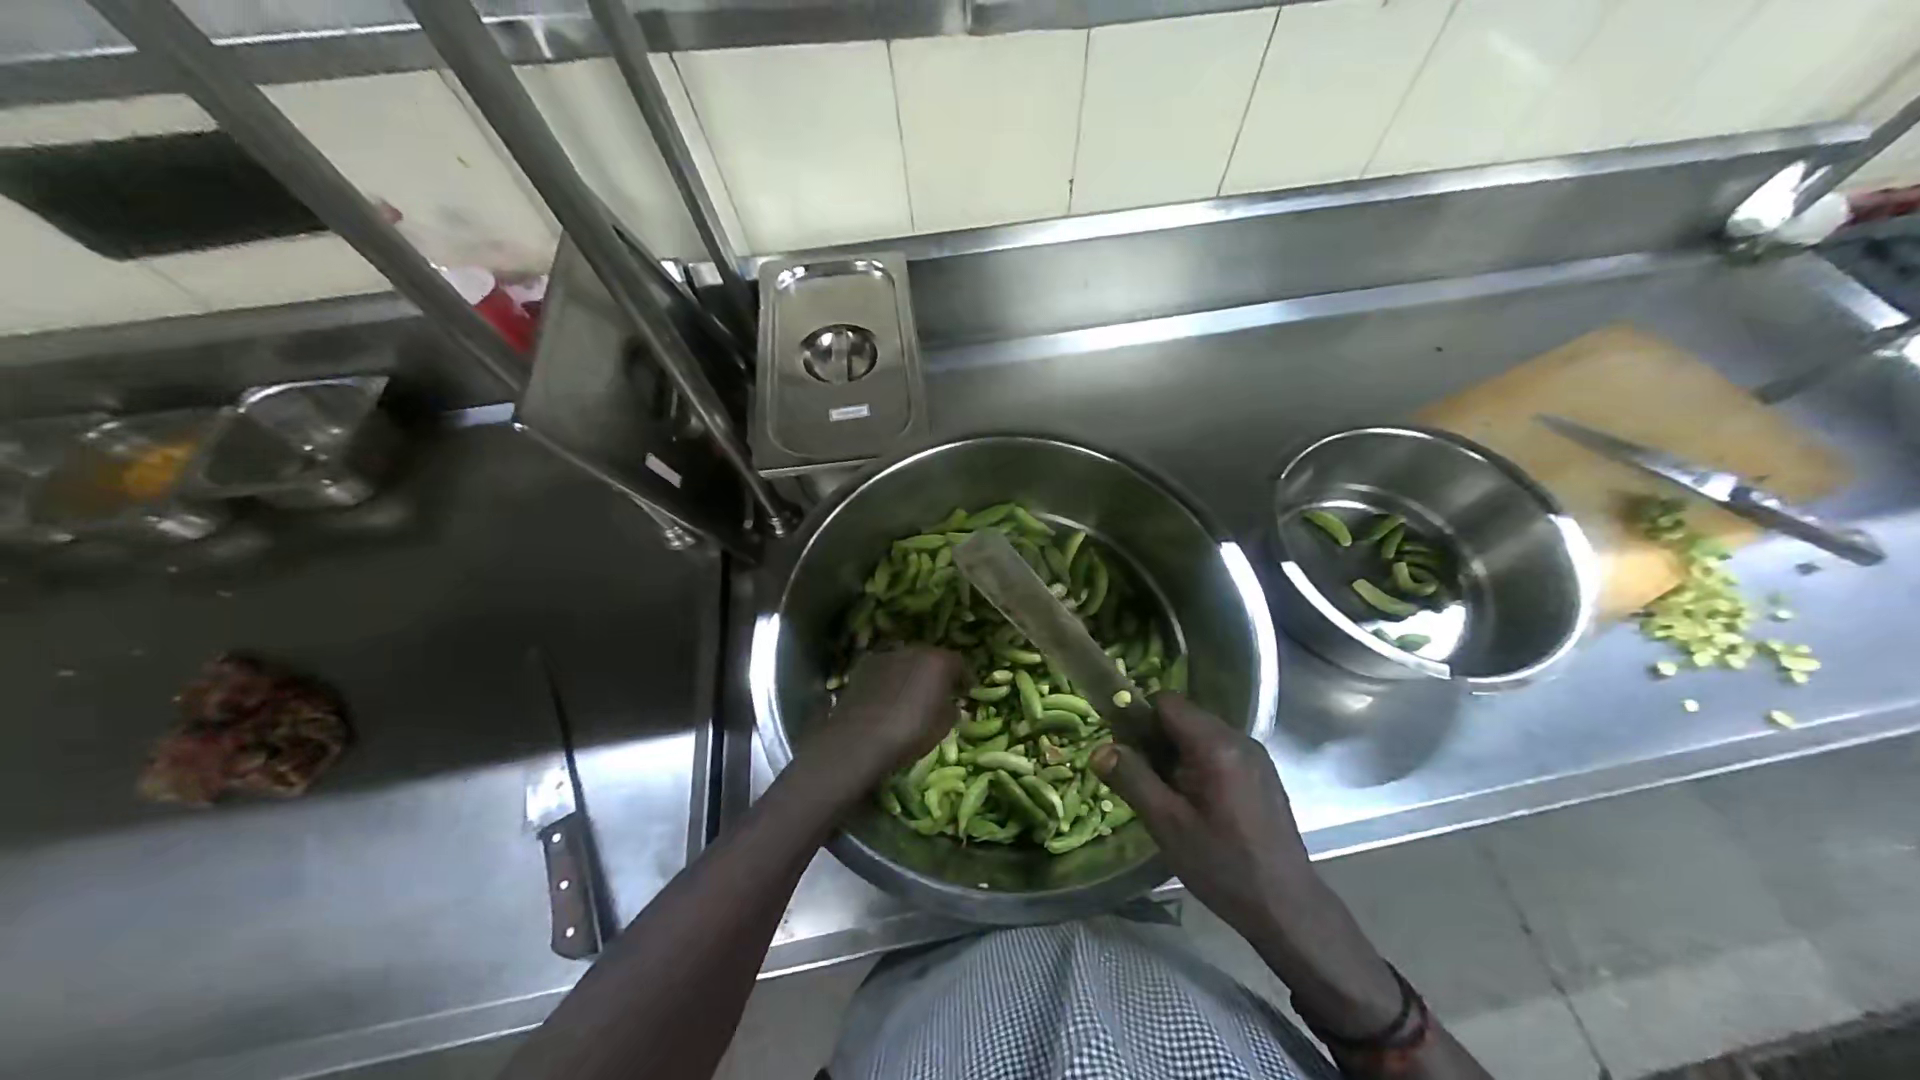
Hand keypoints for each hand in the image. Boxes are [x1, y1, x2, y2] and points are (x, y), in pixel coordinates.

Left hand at [796, 645, 963, 796]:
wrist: (860, 739)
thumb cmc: (910, 733)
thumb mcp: (943, 726)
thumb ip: (950, 708)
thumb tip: (948, 704)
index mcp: (938, 662)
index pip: (959, 663)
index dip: (964, 678)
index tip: (965, 692)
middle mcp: (913, 650)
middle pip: (930, 658)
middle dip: (935, 673)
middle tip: (937, 693)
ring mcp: (885, 656)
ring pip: (905, 661)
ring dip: (910, 674)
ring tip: (909, 696)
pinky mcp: (863, 667)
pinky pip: (884, 670)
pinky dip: (889, 679)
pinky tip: (886, 698)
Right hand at [1093, 693, 1402, 1033]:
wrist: (1288, 908)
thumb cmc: (1224, 866)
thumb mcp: (1167, 825)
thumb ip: (1132, 779)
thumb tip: (1100, 749)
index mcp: (1217, 745)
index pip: (1166, 702)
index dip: (1138, 717)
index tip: (1121, 747)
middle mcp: (1240, 739)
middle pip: (1184, 717)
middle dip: (1155, 739)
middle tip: (1139, 777)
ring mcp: (1255, 756)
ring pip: (1200, 735)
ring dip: (1175, 754)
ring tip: (1164, 794)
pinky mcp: (1262, 775)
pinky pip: (1218, 752)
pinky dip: (1197, 765)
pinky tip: (1193, 803)